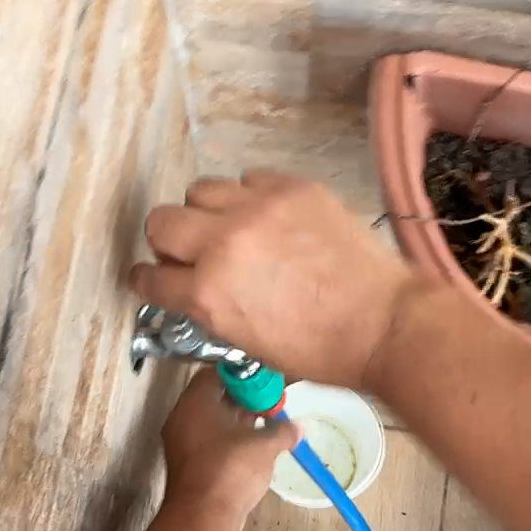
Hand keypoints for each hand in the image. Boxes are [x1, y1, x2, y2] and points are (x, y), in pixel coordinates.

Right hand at [130, 172, 439, 389]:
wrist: (384, 323)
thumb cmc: (323, 351)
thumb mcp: (252, 345)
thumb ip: (215, 311)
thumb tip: (201, 292)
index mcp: (209, 295)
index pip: (150, 278)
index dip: (147, 280)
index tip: (150, 278)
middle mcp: (223, 244)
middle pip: (161, 221)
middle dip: (168, 240)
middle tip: (190, 252)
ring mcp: (258, 209)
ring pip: (201, 191)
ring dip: (208, 213)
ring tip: (234, 230)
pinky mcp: (291, 188)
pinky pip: (248, 179)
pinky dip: (250, 198)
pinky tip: (271, 219)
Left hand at [161, 370, 299, 516]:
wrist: (204, 515)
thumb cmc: (232, 468)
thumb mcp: (265, 445)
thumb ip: (282, 431)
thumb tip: (298, 428)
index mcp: (195, 402)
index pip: (216, 372)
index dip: (242, 373)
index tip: (264, 378)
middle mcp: (183, 417)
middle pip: (214, 397)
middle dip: (244, 398)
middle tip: (270, 400)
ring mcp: (183, 443)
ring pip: (212, 421)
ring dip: (239, 420)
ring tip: (268, 422)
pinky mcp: (189, 465)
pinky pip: (211, 442)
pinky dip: (231, 440)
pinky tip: (255, 447)